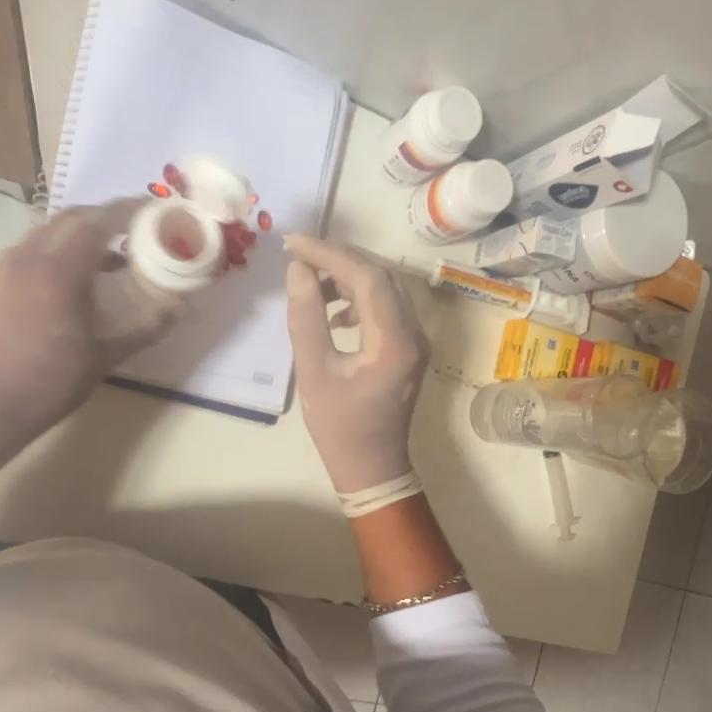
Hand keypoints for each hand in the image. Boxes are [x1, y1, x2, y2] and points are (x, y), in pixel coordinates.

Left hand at [0, 199, 144, 441]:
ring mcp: (3, 269)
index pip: (97, 221)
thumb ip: (144, 327)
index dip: (126, 211)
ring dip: (77, 237)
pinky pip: (28, 253)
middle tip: (131, 232)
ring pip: (45, 234)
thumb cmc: (48, 383)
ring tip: (105, 261)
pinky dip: (55, 254)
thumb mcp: (105, 357)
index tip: (150, 209)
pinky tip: (68, 285)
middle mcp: (27, 257)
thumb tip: (179, 308)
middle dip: (102, 218)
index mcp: (59, 270)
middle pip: (69, 219)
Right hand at [283, 234, 428, 493]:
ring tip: (311, 283)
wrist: (372, 466)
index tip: (294, 244)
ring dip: (350, 276)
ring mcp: (417, 340)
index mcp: (394, 341)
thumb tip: (299, 270)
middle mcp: (415, 334)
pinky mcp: (410, 348)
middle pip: (382, 275)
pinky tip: (333, 313)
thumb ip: (306, 318)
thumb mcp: (313, 372)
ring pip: (387, 288)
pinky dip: (360, 297)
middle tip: (300, 255)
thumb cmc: (339, 426)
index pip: (367, 277)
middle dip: (340, 259)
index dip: (330, 254)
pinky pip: (388, 307)